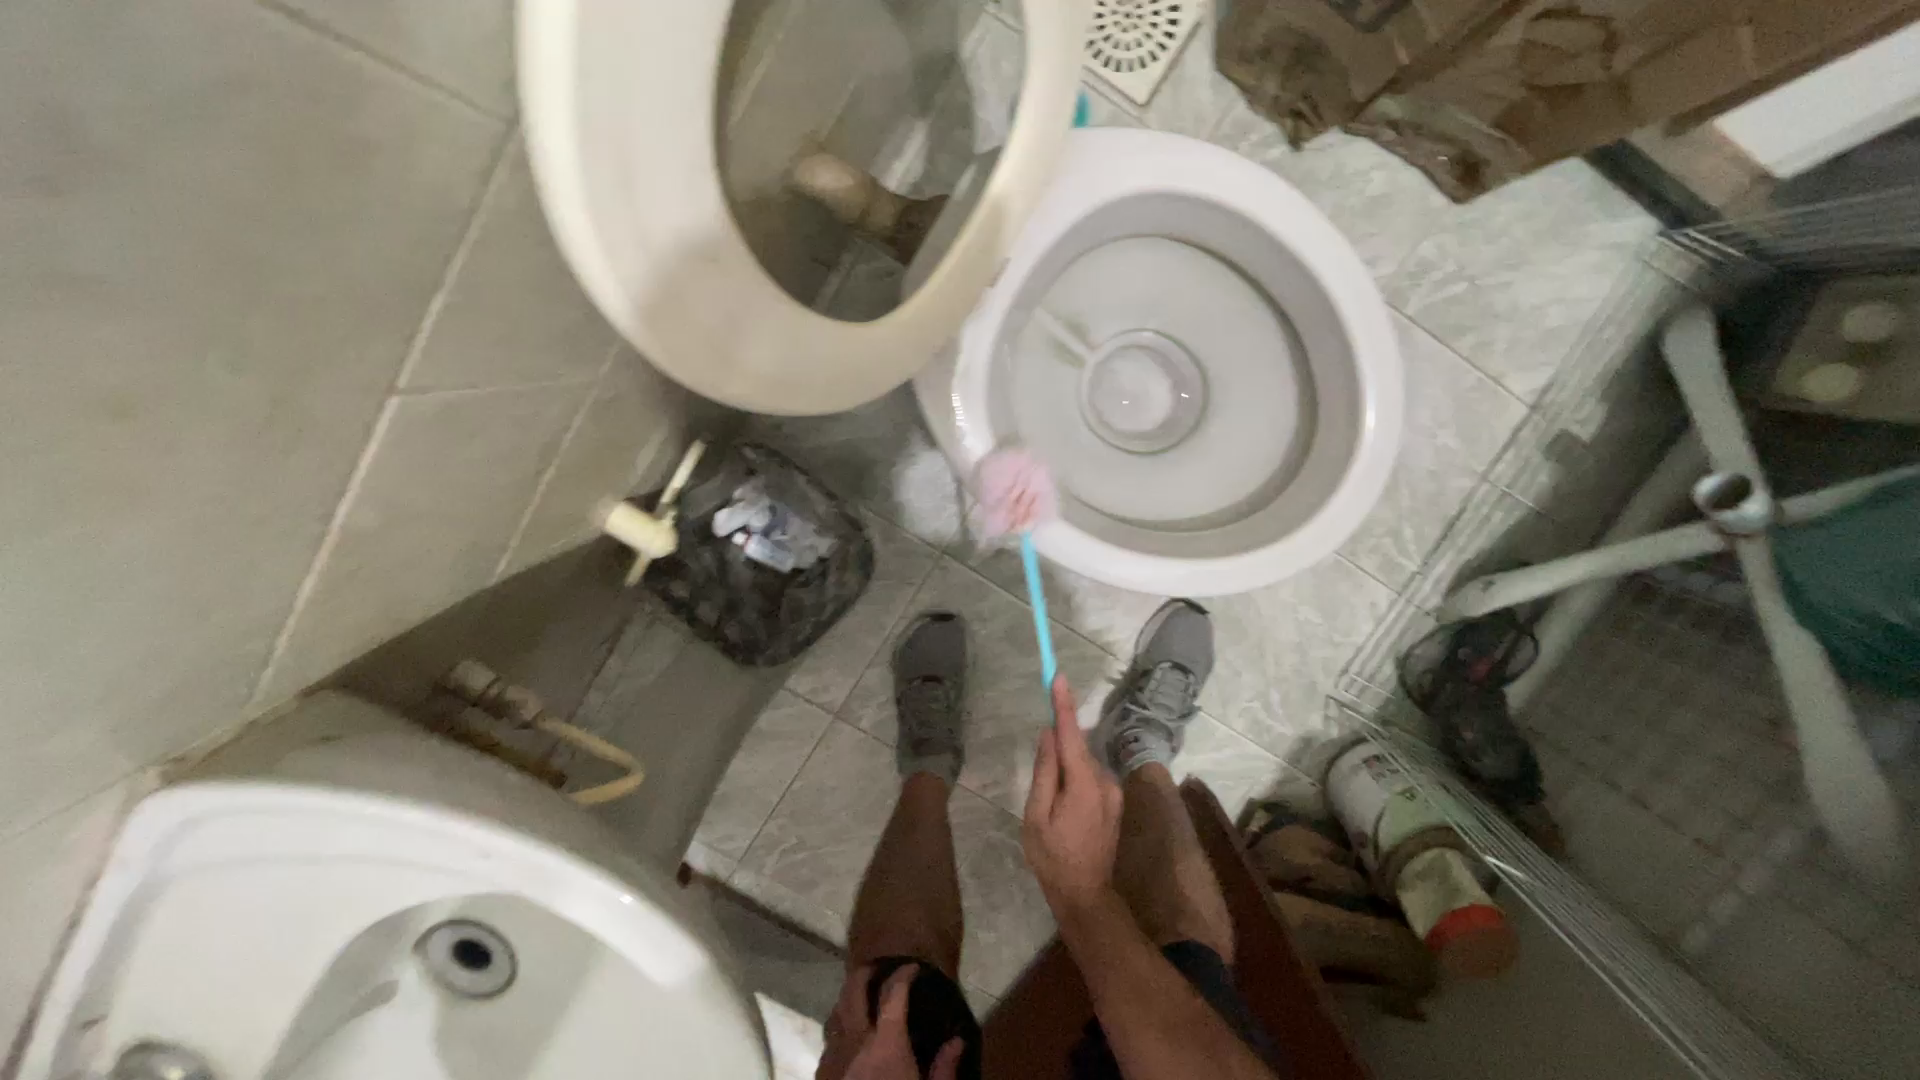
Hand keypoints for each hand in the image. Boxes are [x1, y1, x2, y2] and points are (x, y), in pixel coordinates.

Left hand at [817, 965, 962, 1079]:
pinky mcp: (822, 1077)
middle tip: (879, 969)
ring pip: (835, 1015)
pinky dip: (839, 1033)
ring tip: (862, 1001)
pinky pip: (828, 1044)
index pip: (893, 994)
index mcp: (886, 1044)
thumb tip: (957, 1042)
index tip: (914, 968)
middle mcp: (855, 1043)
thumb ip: (944, 1070)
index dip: (904, 975)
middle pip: (852, 991)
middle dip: (865, 972)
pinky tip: (850, 1045)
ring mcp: (834, 1060)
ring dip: (848, 1001)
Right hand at [1022, 675, 1123, 912]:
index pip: (1070, 735)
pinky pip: (1089, 778)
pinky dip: (1074, 779)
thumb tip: (1048, 734)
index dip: (1063, 705)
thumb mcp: (1036, 815)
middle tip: (1039, 780)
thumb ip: (1043, 771)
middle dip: (1056, 749)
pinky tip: (1062, 808)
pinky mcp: (1114, 801)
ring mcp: (1113, 792)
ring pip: (1082, 765)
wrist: (1086, 895)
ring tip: (1049, 807)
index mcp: (1083, 783)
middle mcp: (1105, 781)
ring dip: (1064, 769)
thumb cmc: (1052, 857)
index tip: (1058, 677)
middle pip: (1076, 749)